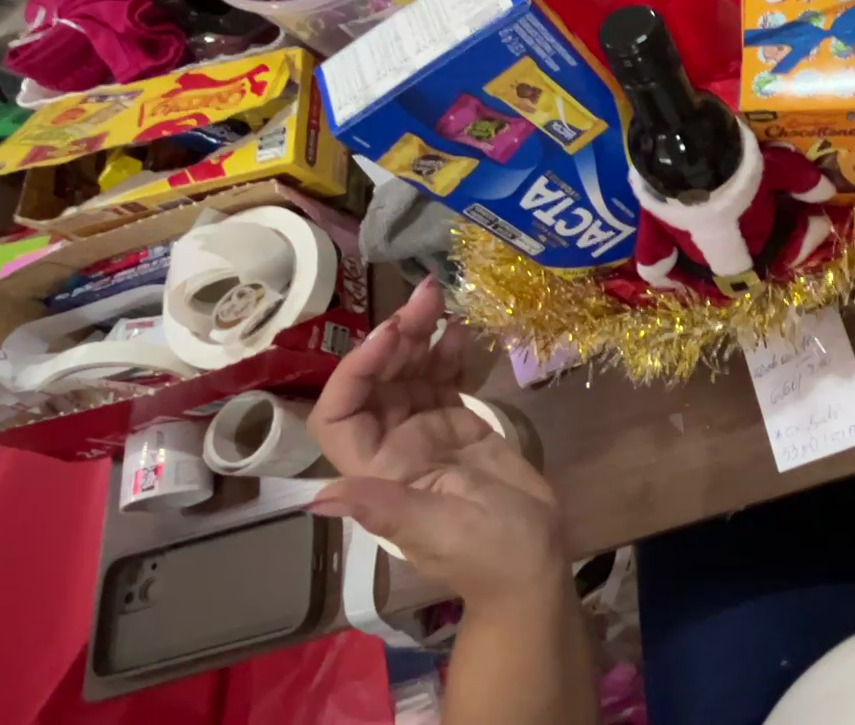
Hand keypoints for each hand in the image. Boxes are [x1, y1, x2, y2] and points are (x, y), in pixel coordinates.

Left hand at [307, 278, 563, 608]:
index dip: (357, 370)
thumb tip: (320, 498)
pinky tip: (459, 330)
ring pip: (411, 373)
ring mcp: (427, 433)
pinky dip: (449, 353)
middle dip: (396, 336)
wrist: (534, 558)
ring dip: (421, 336)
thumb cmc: (487, 551)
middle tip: (429, 296)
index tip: (393, 333)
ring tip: (442, 300)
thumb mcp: (437, 531)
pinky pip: (444, 380)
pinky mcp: (459, 425)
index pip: (341, 414)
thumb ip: (386, 508)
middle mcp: (394, 446)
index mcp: (378, 471)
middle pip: (379, 381)